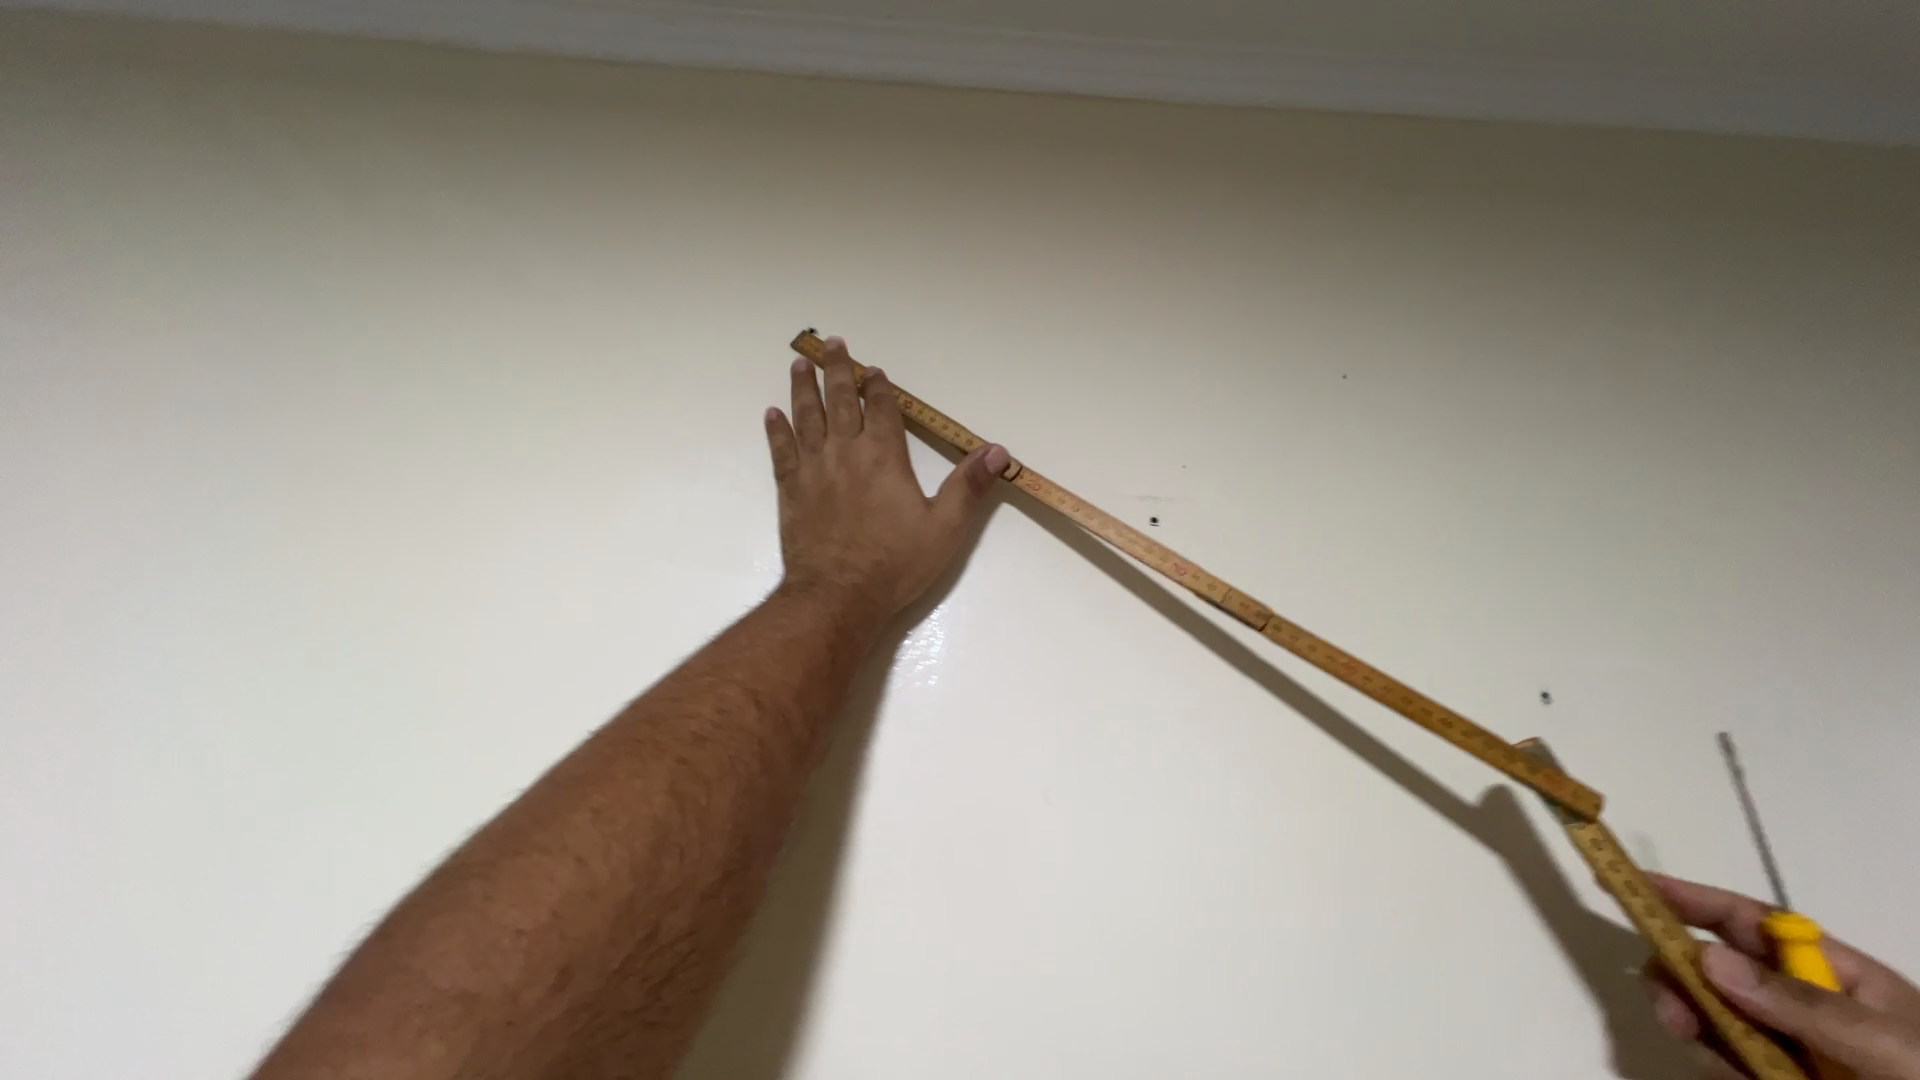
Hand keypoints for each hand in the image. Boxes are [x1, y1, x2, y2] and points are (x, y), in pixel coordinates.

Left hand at [764, 336, 1008, 620]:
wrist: (837, 596)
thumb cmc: (894, 564)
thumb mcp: (945, 528)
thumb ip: (969, 487)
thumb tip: (998, 451)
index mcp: (884, 457)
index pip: (881, 409)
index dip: (879, 387)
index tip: (875, 370)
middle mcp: (845, 452)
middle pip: (841, 401)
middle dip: (839, 371)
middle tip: (832, 344)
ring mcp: (813, 470)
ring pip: (806, 417)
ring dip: (804, 389)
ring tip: (800, 364)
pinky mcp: (791, 490)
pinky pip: (781, 450)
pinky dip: (777, 430)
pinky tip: (773, 414)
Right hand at [1645, 873, 1919, 1078]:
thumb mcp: (1891, 1047)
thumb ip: (1804, 1004)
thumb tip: (1707, 959)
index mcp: (1833, 975)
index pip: (1748, 920)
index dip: (1688, 898)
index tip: (1631, 886)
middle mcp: (1798, 1001)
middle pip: (1711, 965)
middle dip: (1679, 977)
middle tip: (1671, 1008)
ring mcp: (1786, 1044)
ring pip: (1705, 1011)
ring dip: (1689, 1022)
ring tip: (1698, 1047)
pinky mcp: (1771, 1077)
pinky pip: (1720, 1058)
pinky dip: (1712, 1062)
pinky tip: (1728, 1073)